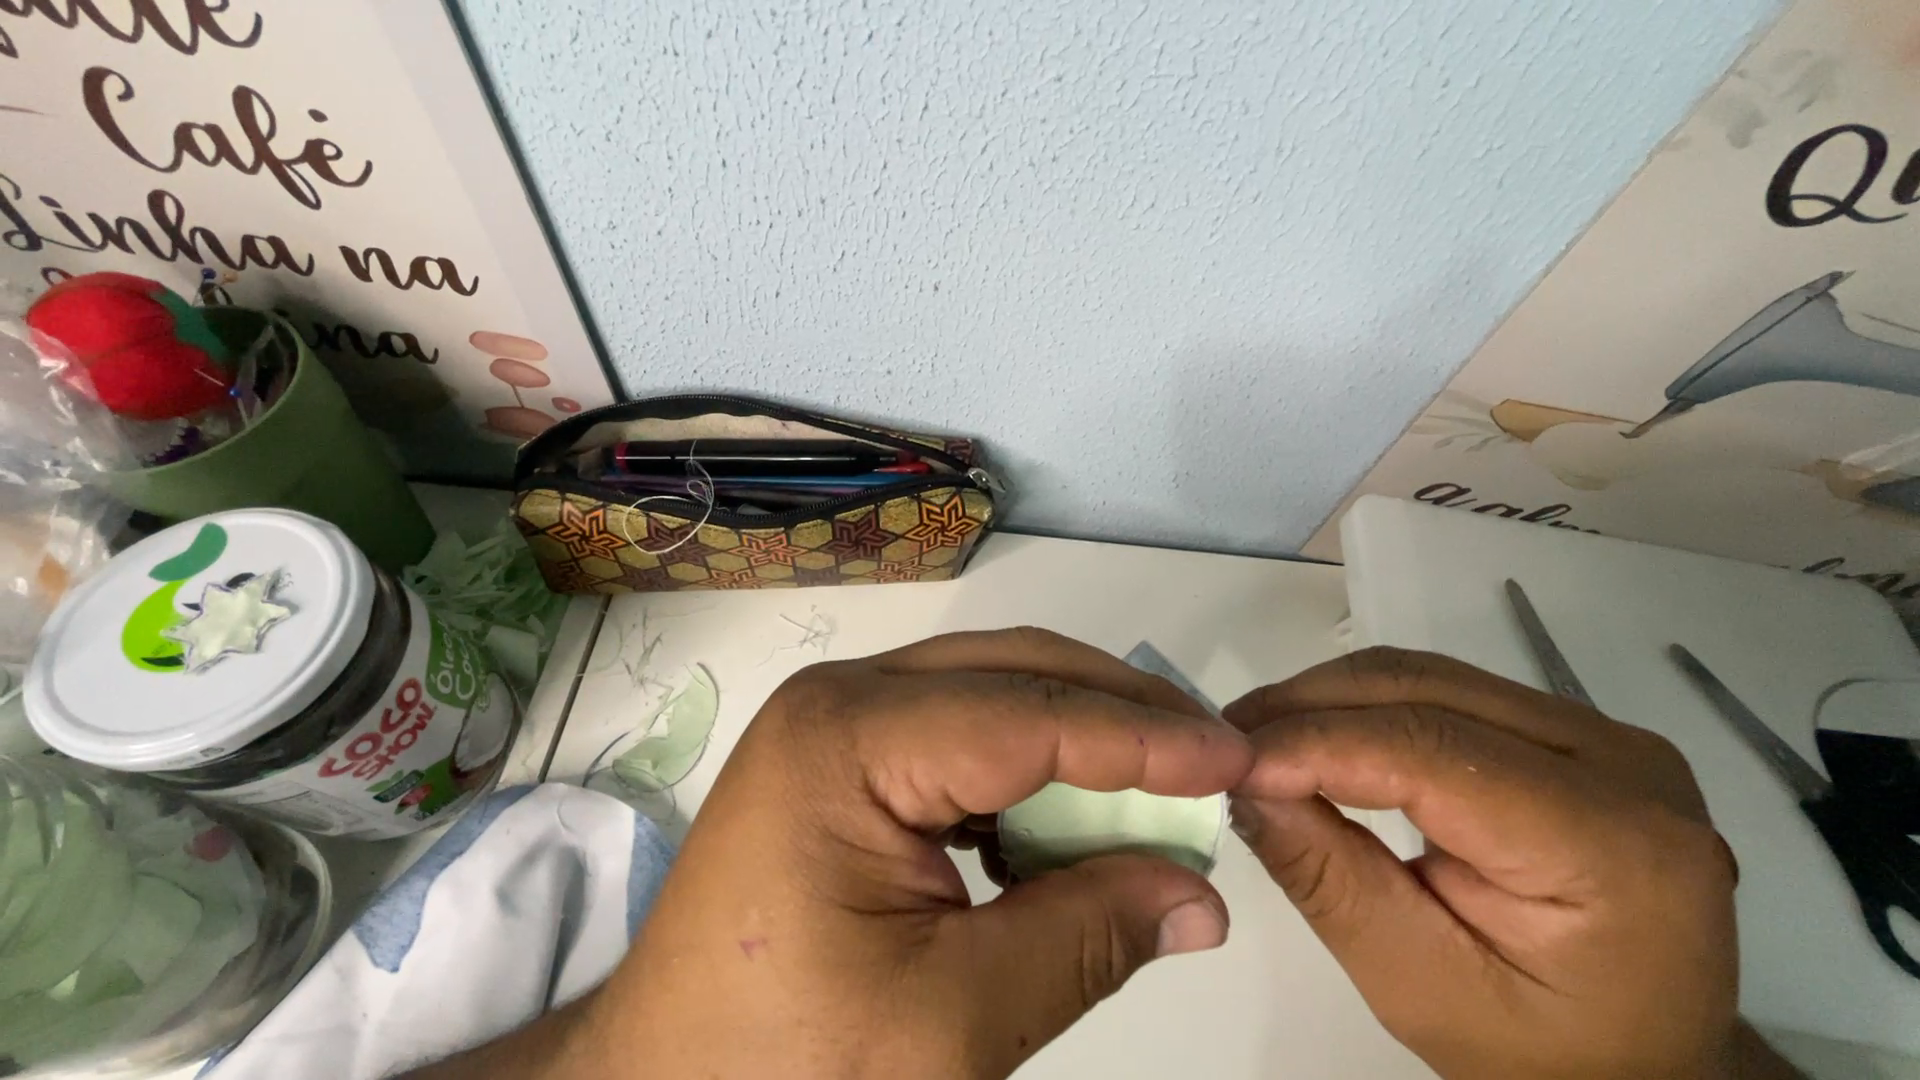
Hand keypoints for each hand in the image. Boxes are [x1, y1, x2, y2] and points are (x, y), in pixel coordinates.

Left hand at [563, 628, 1249, 1077]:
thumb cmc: (786, 1061)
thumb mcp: (950, 1018)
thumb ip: (1085, 938)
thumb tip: (1200, 894)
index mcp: (849, 737)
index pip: (1028, 714)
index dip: (1142, 735)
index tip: (1237, 755)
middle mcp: (840, 700)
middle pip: (1009, 675)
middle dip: (1115, 712)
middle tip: (1207, 756)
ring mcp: (836, 724)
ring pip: (987, 696)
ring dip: (1074, 739)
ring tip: (1156, 788)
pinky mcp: (841, 761)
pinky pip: (956, 738)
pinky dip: (1024, 773)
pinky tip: (1064, 826)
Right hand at [1225, 647, 1748, 1079]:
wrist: (1640, 1060)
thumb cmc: (1536, 1050)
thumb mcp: (1418, 986)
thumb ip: (1328, 879)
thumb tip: (1241, 783)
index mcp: (1612, 845)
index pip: (1431, 750)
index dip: (1315, 743)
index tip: (1224, 762)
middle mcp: (1621, 763)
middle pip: (1425, 690)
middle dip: (1307, 707)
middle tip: (1222, 743)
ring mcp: (1599, 736)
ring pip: (1425, 674)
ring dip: (1327, 699)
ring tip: (1257, 740)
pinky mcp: (1568, 730)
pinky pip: (1442, 690)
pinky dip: (1362, 706)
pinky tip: (1316, 737)